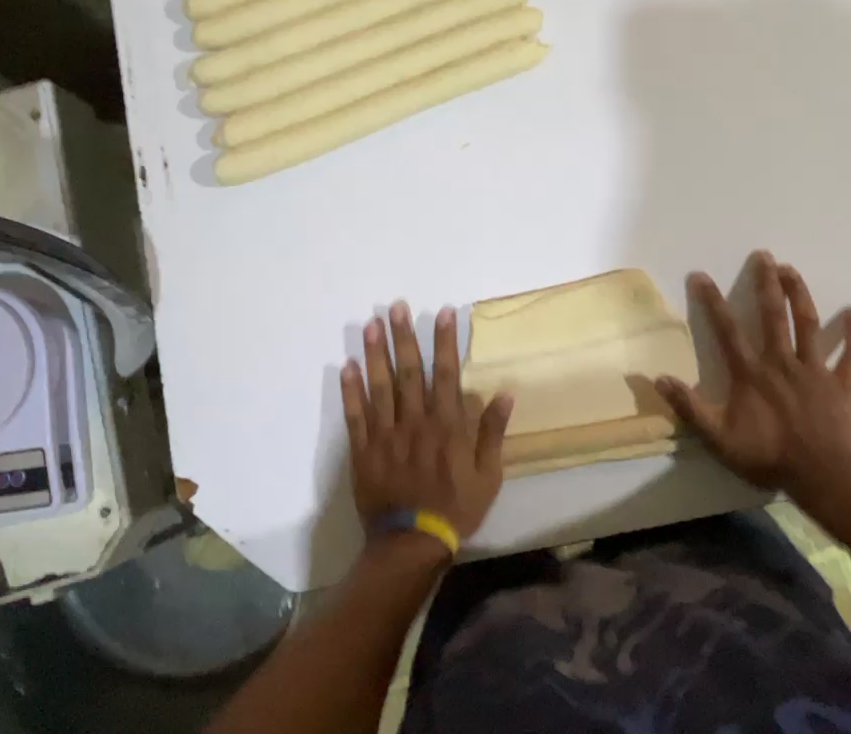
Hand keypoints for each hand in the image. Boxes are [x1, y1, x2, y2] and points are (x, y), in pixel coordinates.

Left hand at [341, 302, 512, 544]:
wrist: (412, 544)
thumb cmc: (456, 508)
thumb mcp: (488, 475)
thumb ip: (493, 433)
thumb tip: (503, 393)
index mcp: (447, 426)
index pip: (446, 374)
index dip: (445, 341)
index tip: (442, 313)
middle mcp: (416, 422)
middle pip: (409, 371)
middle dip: (404, 336)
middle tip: (396, 306)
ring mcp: (387, 435)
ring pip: (380, 386)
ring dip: (376, 354)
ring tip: (371, 324)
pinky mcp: (364, 450)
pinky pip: (355, 415)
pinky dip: (350, 390)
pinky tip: (346, 365)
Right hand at [656, 251, 850, 511]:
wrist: (821, 475)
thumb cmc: (767, 455)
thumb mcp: (718, 438)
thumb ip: (689, 407)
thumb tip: (659, 379)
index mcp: (751, 373)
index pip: (727, 330)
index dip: (712, 302)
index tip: (701, 276)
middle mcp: (781, 363)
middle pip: (773, 316)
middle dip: (766, 284)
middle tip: (764, 256)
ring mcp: (814, 371)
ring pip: (808, 325)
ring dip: (799, 295)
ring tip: (792, 270)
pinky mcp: (841, 384)